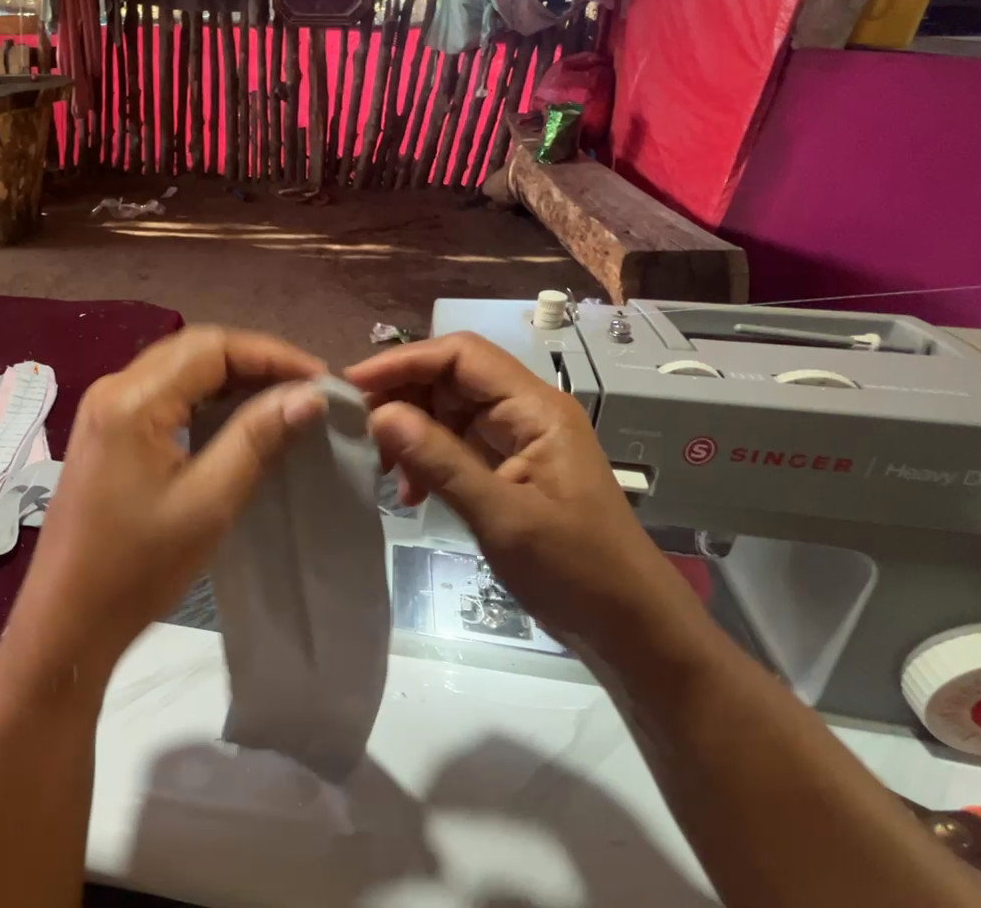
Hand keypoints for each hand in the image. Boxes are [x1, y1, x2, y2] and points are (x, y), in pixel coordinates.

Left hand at [9, 326, 325, 675]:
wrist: (68, 619)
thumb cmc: (138, 567)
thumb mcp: (208, 501)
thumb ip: (257, 438)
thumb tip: (310, 396)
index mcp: (131, 399)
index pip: (212, 346)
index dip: (273, 355)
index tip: (322, 383)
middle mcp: (112, 389)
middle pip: (194, 350)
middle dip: (255, 363)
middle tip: (307, 393)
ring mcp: (104, 411)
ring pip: (179, 371)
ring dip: (232, 381)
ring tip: (283, 404)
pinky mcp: (106, 434)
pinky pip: (163, 396)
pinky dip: (205, 400)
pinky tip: (237, 422)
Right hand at [345, 332, 698, 652]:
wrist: (629, 624)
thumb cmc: (576, 569)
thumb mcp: (503, 516)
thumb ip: (440, 461)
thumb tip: (379, 414)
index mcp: (535, 409)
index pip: (461, 355)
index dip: (403, 361)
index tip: (351, 385)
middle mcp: (525, 412)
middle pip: (450, 378)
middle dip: (400, 396)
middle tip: (357, 431)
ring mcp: (517, 441)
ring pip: (447, 412)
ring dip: (409, 431)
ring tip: (381, 468)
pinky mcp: (508, 470)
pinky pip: (455, 445)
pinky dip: (425, 459)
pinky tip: (410, 493)